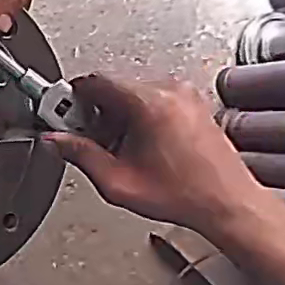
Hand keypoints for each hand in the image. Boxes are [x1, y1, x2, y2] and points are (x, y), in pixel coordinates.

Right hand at [44, 74, 283, 241]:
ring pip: (130, 93)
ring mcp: (184, 95)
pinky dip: (136, 116)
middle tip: (86, 138)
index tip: (61, 111)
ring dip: (114, 115)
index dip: (71, 97)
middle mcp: (169, 91)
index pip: (96, 81)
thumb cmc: (185, 195)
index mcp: (149, 104)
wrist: (228, 203)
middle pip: (112, 87)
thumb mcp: (117, 182)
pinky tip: (137, 144)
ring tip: (117, 147)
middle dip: (93, 112)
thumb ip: (80, 156)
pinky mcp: (191, 103)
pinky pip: (151, 98)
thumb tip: (56, 140)